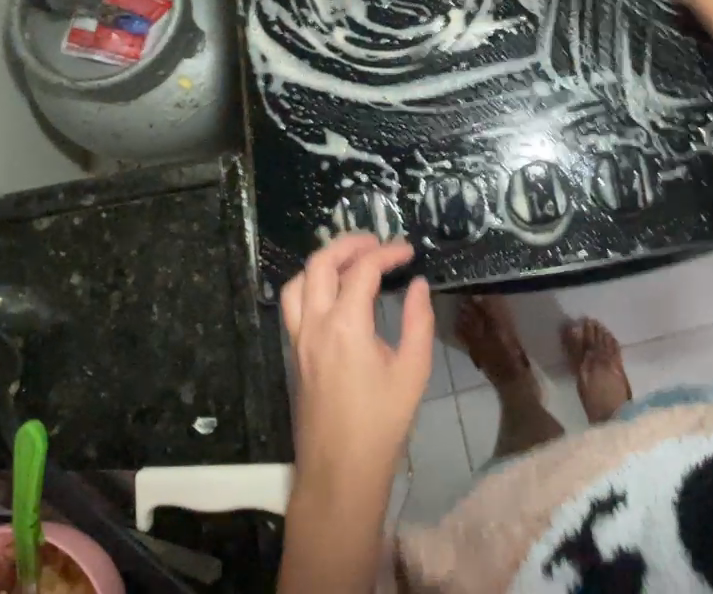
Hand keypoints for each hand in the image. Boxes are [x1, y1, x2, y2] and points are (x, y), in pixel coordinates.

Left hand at [281, 235, 433, 501]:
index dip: (387, 253)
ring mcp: (298, 340)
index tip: (408, 251)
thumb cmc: (382, 422)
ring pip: (298, 283)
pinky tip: (335, 294)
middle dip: (348, 244)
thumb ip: (418, 321)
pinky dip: (312, 285)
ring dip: (323, 263)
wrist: (340, 470)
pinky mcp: (294, 354)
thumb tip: (419, 286)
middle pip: (320, 264)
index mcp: (346, 326)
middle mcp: (315, 325)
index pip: (363, 270)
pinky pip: (294, 305)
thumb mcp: (413, 370)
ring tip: (351, 260)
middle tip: (376, 242)